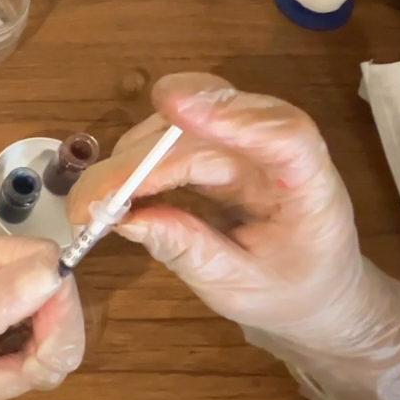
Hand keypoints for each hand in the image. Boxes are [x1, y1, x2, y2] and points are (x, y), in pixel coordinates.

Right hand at [69, 73, 399, 399]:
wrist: (311, 293)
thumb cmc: (289, 293)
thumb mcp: (239, 287)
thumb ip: (188, 251)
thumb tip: (126, 220)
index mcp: (307, 184)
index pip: (282, 134)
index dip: (230, 116)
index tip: (173, 106)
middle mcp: (271, 151)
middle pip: (202, 130)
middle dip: (139, 159)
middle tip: (89, 203)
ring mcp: (238, 144)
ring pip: (172, 130)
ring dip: (125, 162)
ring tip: (90, 207)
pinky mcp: (210, 150)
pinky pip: (163, 143)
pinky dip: (128, 165)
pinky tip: (107, 193)